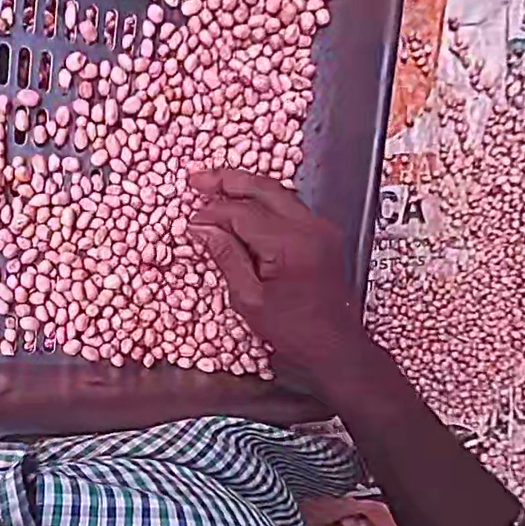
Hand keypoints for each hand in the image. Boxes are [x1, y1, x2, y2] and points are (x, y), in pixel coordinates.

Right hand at [186, 169, 372, 386]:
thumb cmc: (291, 331)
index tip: (190, 220)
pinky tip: (241, 205)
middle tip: (197, 179)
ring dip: (245, 187)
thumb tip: (201, 228)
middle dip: (228, 180)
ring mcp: (320, 228)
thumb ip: (226, 256)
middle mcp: (311, 228)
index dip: (213, 213)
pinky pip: (287, 206)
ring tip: (214, 186)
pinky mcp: (322, 234)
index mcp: (291, 245)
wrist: (334, 346)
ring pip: (277, 193)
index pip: (243, 214)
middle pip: (264, 189)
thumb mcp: (248, 298)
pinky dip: (261, 201)